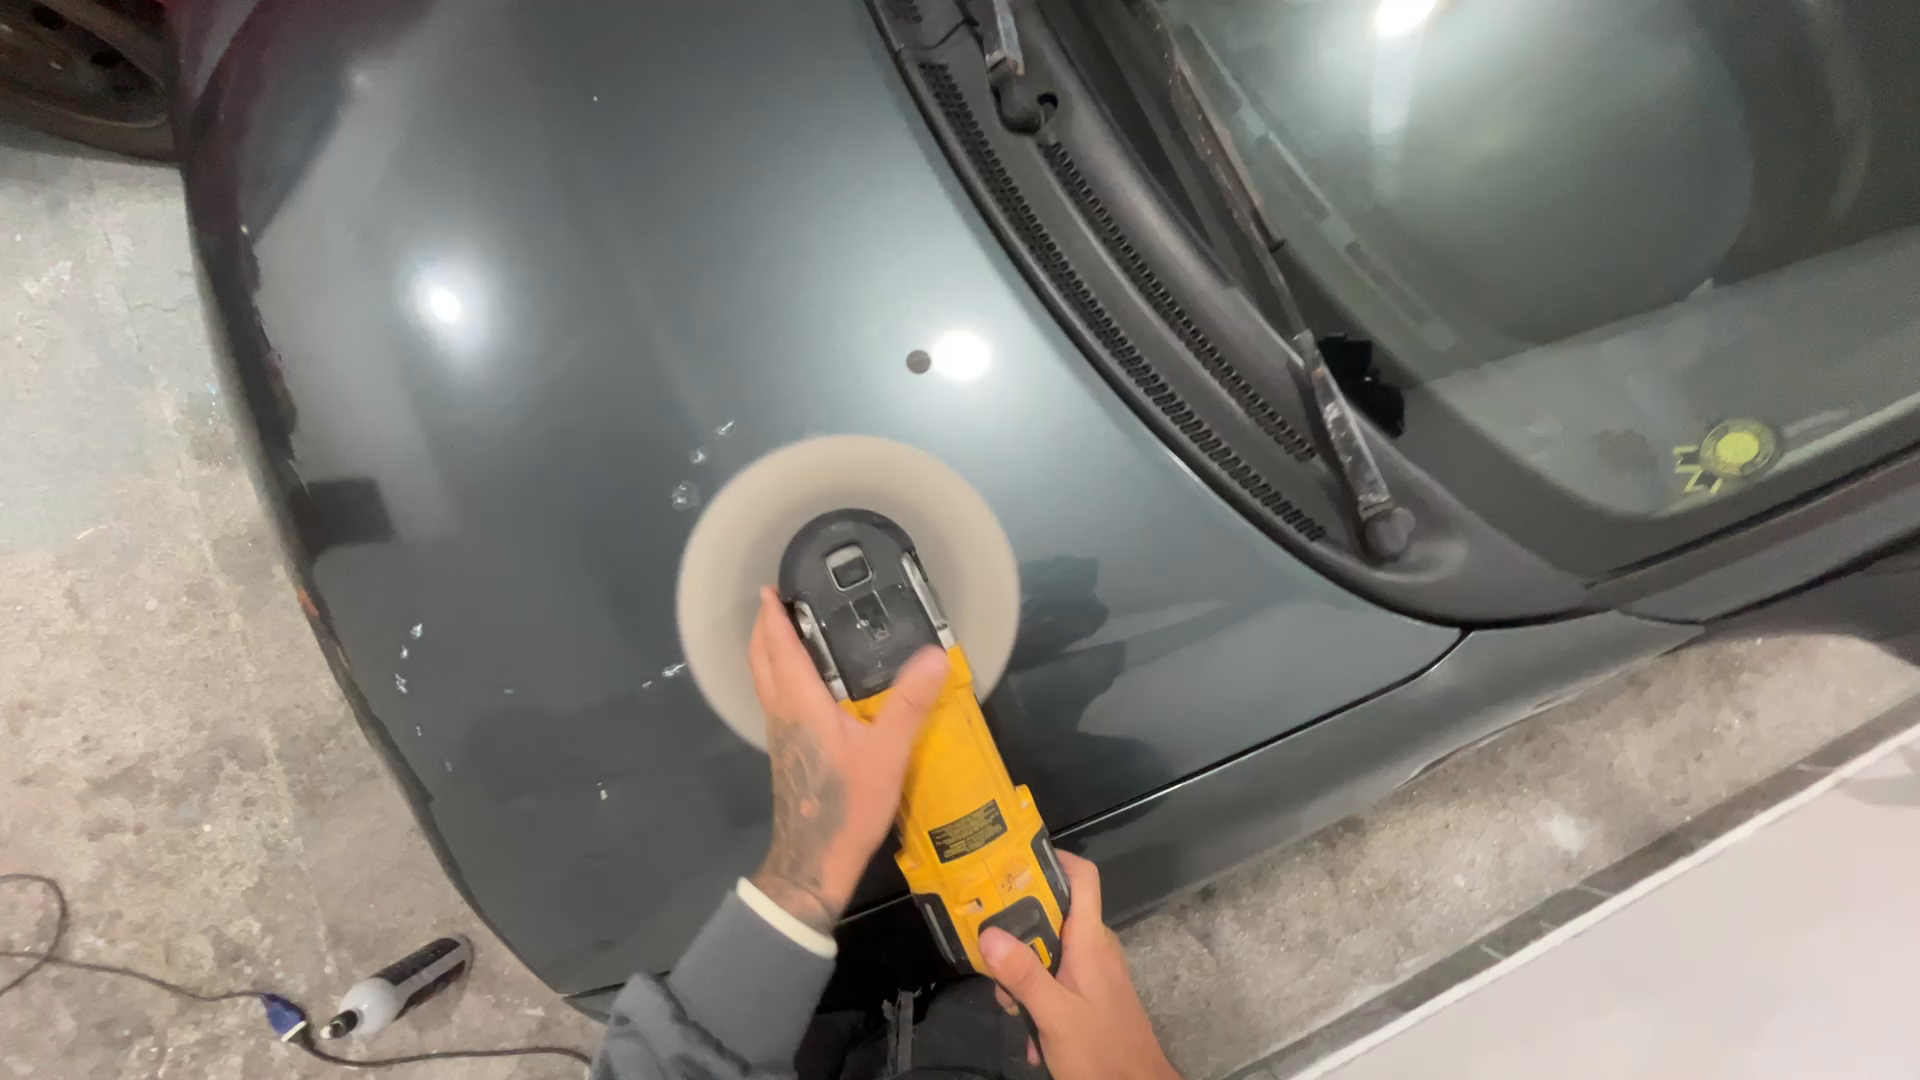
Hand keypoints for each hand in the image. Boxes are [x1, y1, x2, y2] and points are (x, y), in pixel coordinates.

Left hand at [747, 586, 949, 934]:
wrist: (814, 860)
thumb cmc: (847, 803)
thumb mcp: (887, 753)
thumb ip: (910, 704)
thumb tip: (934, 655)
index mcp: (800, 704)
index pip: (780, 648)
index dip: (773, 617)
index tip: (769, 587)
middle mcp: (783, 713)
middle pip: (763, 661)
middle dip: (765, 628)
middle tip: (778, 601)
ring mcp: (781, 734)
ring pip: (766, 680)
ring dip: (770, 651)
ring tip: (791, 630)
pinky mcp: (788, 750)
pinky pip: (777, 698)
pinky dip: (781, 674)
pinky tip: (809, 681)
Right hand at [982, 852, 1181, 1079]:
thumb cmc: (1102, 1053)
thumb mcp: (1054, 1015)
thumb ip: (1022, 974)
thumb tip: (988, 933)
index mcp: (1091, 940)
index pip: (1082, 876)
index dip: (1055, 858)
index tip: (1016, 861)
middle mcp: (1096, 947)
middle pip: (1054, 916)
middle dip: (1020, 936)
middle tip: (995, 964)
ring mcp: (1097, 972)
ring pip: (1053, 952)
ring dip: (1027, 976)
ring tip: (1012, 1010)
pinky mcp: (1095, 996)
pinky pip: (1061, 979)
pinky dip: (1042, 998)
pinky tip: (1033, 1036)